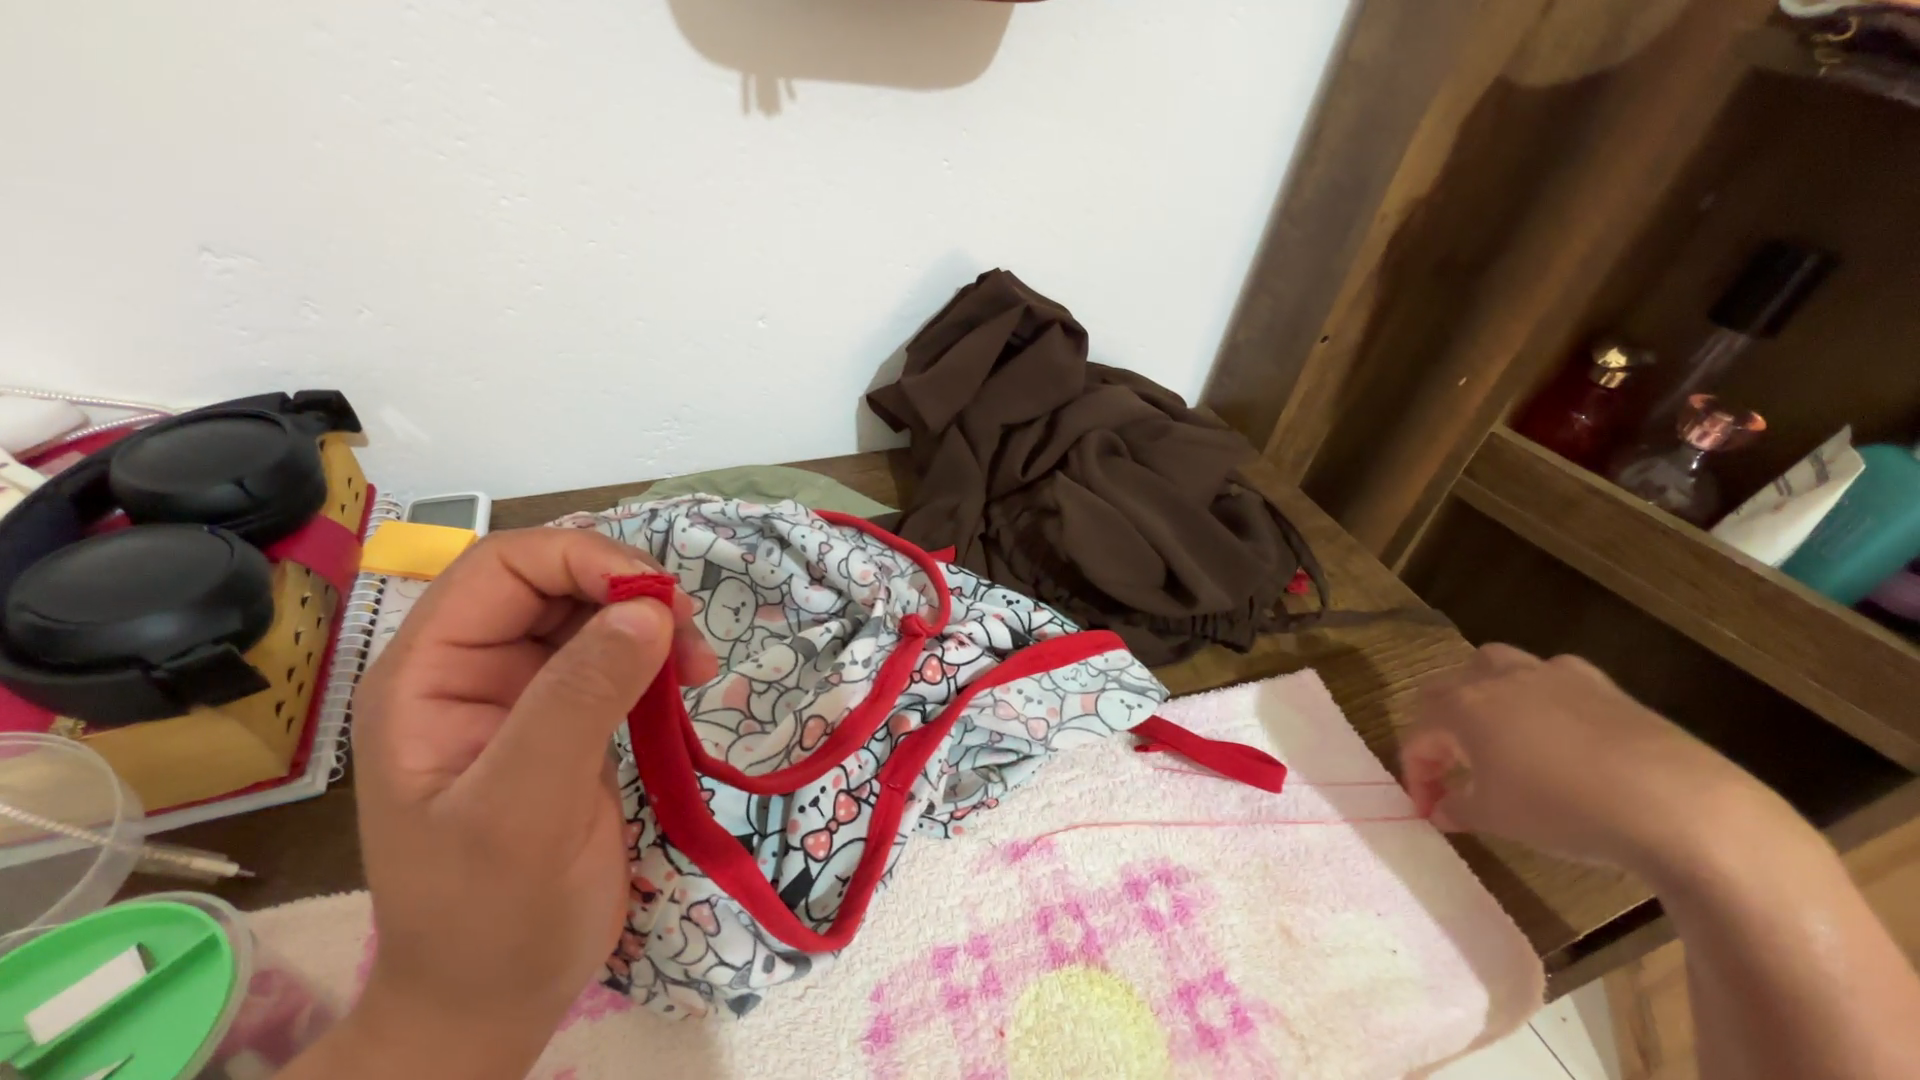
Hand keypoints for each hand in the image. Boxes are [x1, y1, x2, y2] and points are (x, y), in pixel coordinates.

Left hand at [344, 528, 716, 1075]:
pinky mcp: (565, 722)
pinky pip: (613, 661)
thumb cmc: (490, 914)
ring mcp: (519, 696)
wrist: (495, 999)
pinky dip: (656, 660)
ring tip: (698, 664)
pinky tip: (685, 684)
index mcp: (428, 674)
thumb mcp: (527, 808)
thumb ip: (579, 700)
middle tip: (690, 634)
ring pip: (590, 616)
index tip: (660, 599)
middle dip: (626, 592)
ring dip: (650, 625)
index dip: (582, 560)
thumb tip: (649, 609)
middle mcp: (470, 670)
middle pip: (551, 582)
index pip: (503, 568)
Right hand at [1399, 644, 1783, 875]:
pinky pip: (1553, 680)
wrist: (1676, 804)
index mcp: (1462, 707)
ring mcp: (1553, 675)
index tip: (1427, 808)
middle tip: (1453, 770)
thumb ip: (1459, 807)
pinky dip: (1541, 699)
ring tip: (1498, 736)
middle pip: (1448, 689)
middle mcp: (1499, 679)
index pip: (1419, 735)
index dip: (1416, 772)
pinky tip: (1559, 734)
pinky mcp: (1603, 685)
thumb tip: (1442, 808)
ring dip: (1485, 696)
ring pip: (1498, 667)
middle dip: (1441, 728)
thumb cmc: (1563, 809)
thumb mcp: (1497, 819)